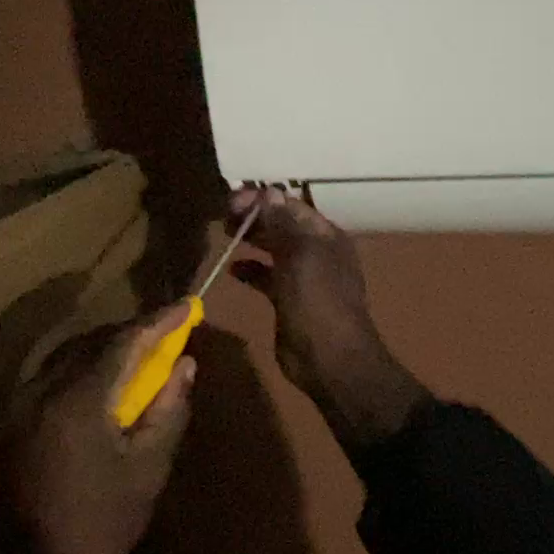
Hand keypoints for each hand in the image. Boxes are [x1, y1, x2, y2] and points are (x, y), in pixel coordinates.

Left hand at [0, 304, 196, 553]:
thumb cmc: (97, 524)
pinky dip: (85, 363)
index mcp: (80, 399)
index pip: (125, 342)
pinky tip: (106, 376)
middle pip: (95, 340)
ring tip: (143, 349)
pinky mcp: (15, 414)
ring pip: (71, 351)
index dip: (159, 322)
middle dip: (134, 331)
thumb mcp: (146, 471)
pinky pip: (55, 371)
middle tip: (169, 328)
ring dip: (108, 345)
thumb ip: (167, 412)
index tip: (188, 305)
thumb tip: (184, 366)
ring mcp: (24, 400)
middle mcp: (45, 387)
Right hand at [227, 186, 429, 450]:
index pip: (290, 205)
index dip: (262, 198)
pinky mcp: (288, 300)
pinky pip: (267, 276)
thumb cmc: (317, 302)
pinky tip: (233, 269)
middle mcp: (316, 251)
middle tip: (223, 213)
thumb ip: (282, 224)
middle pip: (281, 224)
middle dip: (254, 216)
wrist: (331, 361)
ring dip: (251, 239)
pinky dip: (250, 270)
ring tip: (225, 232)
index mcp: (325, 236)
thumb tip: (268, 192)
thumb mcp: (300, 257)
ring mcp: (303, 277)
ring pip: (273, 248)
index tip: (231, 199)